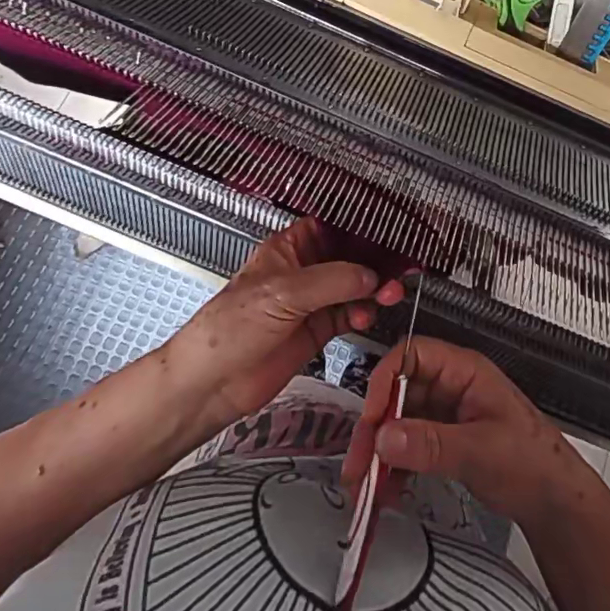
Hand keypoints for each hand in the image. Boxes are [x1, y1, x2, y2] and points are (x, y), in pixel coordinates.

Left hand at [163, 218, 405, 430]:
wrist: (214, 382)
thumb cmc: (226, 329)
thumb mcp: (282, 293)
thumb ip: (329, 281)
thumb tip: (367, 275)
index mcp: (285, 250)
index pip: (328, 228)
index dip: (355, 229)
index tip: (384, 233)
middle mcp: (299, 273)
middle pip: (346, 259)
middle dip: (372, 263)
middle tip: (395, 269)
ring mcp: (308, 303)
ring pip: (352, 289)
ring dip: (373, 290)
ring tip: (387, 294)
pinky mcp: (314, 331)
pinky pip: (348, 316)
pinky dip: (362, 314)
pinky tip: (365, 315)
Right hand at [342, 337, 599, 523]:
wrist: (557, 505)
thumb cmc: (535, 464)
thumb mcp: (480, 451)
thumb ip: (431, 443)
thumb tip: (384, 437)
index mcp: (463, 371)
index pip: (410, 356)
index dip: (385, 381)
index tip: (372, 418)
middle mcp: (449, 386)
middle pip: (396, 391)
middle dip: (374, 425)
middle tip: (359, 459)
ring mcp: (444, 413)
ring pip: (397, 420)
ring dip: (378, 449)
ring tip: (366, 480)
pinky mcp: (440, 439)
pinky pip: (406, 443)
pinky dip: (392, 463)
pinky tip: (386, 486)